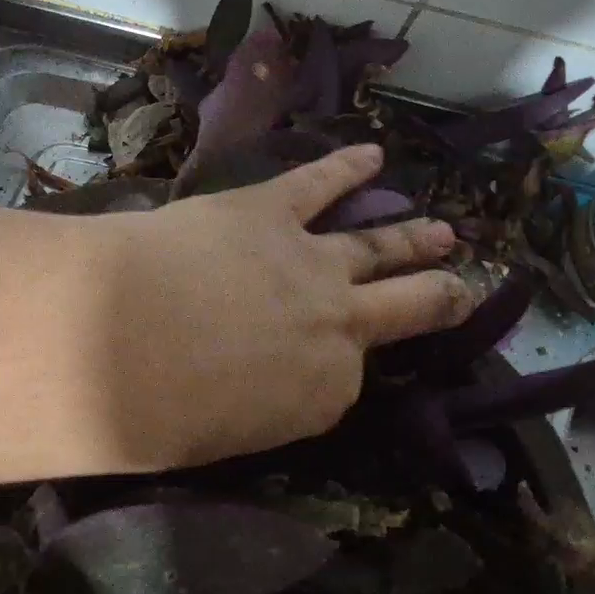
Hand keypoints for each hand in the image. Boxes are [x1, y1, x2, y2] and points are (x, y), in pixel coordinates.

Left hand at [86, 143, 474, 469]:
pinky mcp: (267, 210)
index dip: (330, 373)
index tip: (320, 369)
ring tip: (443, 232)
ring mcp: (309, 262)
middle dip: (438, 298)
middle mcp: (334, 326)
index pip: (341, 380)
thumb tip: (237, 392)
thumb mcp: (220, 438)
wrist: (129, 341)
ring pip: (376, 247)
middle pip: (404, 308)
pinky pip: (317, 184)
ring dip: (413, 238)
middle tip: (465, 291)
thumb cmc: (162, 414)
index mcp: (322, 393)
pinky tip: (371, 155)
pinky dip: (345, 168)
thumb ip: (249, 410)